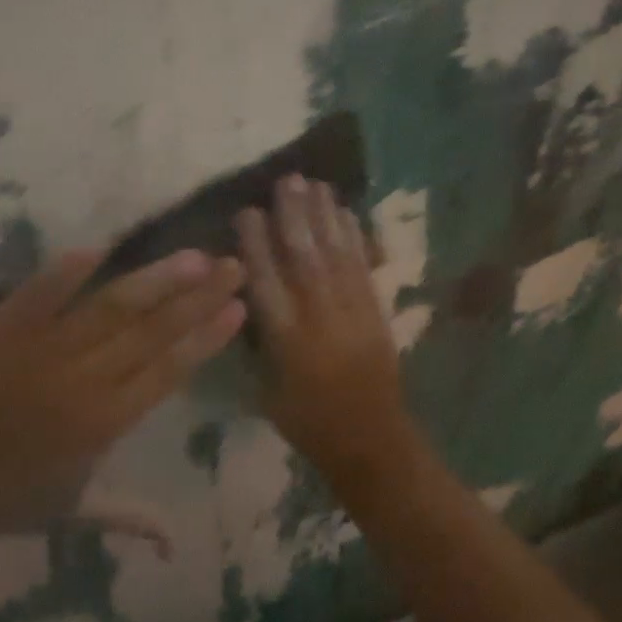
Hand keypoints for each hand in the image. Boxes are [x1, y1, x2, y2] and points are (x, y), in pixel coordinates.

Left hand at [0, 248, 245, 531]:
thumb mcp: (71, 513)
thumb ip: (129, 518)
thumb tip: (174, 543)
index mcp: (104, 423)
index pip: (169, 370)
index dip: (206, 337)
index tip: (238, 308)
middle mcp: (82, 379)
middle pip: (152, 330)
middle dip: (198, 297)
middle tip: (233, 266)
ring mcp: (39, 350)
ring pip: (109, 307)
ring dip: (155, 280)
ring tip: (192, 257)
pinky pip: (39, 294)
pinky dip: (67, 271)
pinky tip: (101, 248)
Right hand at [235, 175, 408, 466]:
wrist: (371, 440)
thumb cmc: (309, 422)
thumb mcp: (266, 391)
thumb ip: (258, 344)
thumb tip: (246, 302)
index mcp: (286, 340)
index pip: (266, 281)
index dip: (255, 243)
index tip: (246, 211)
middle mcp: (319, 318)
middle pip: (305, 257)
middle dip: (294, 216)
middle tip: (287, 180)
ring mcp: (352, 312)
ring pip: (336, 254)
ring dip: (326, 216)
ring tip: (316, 184)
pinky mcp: (376, 312)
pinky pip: (363, 267)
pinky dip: (355, 238)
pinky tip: (346, 214)